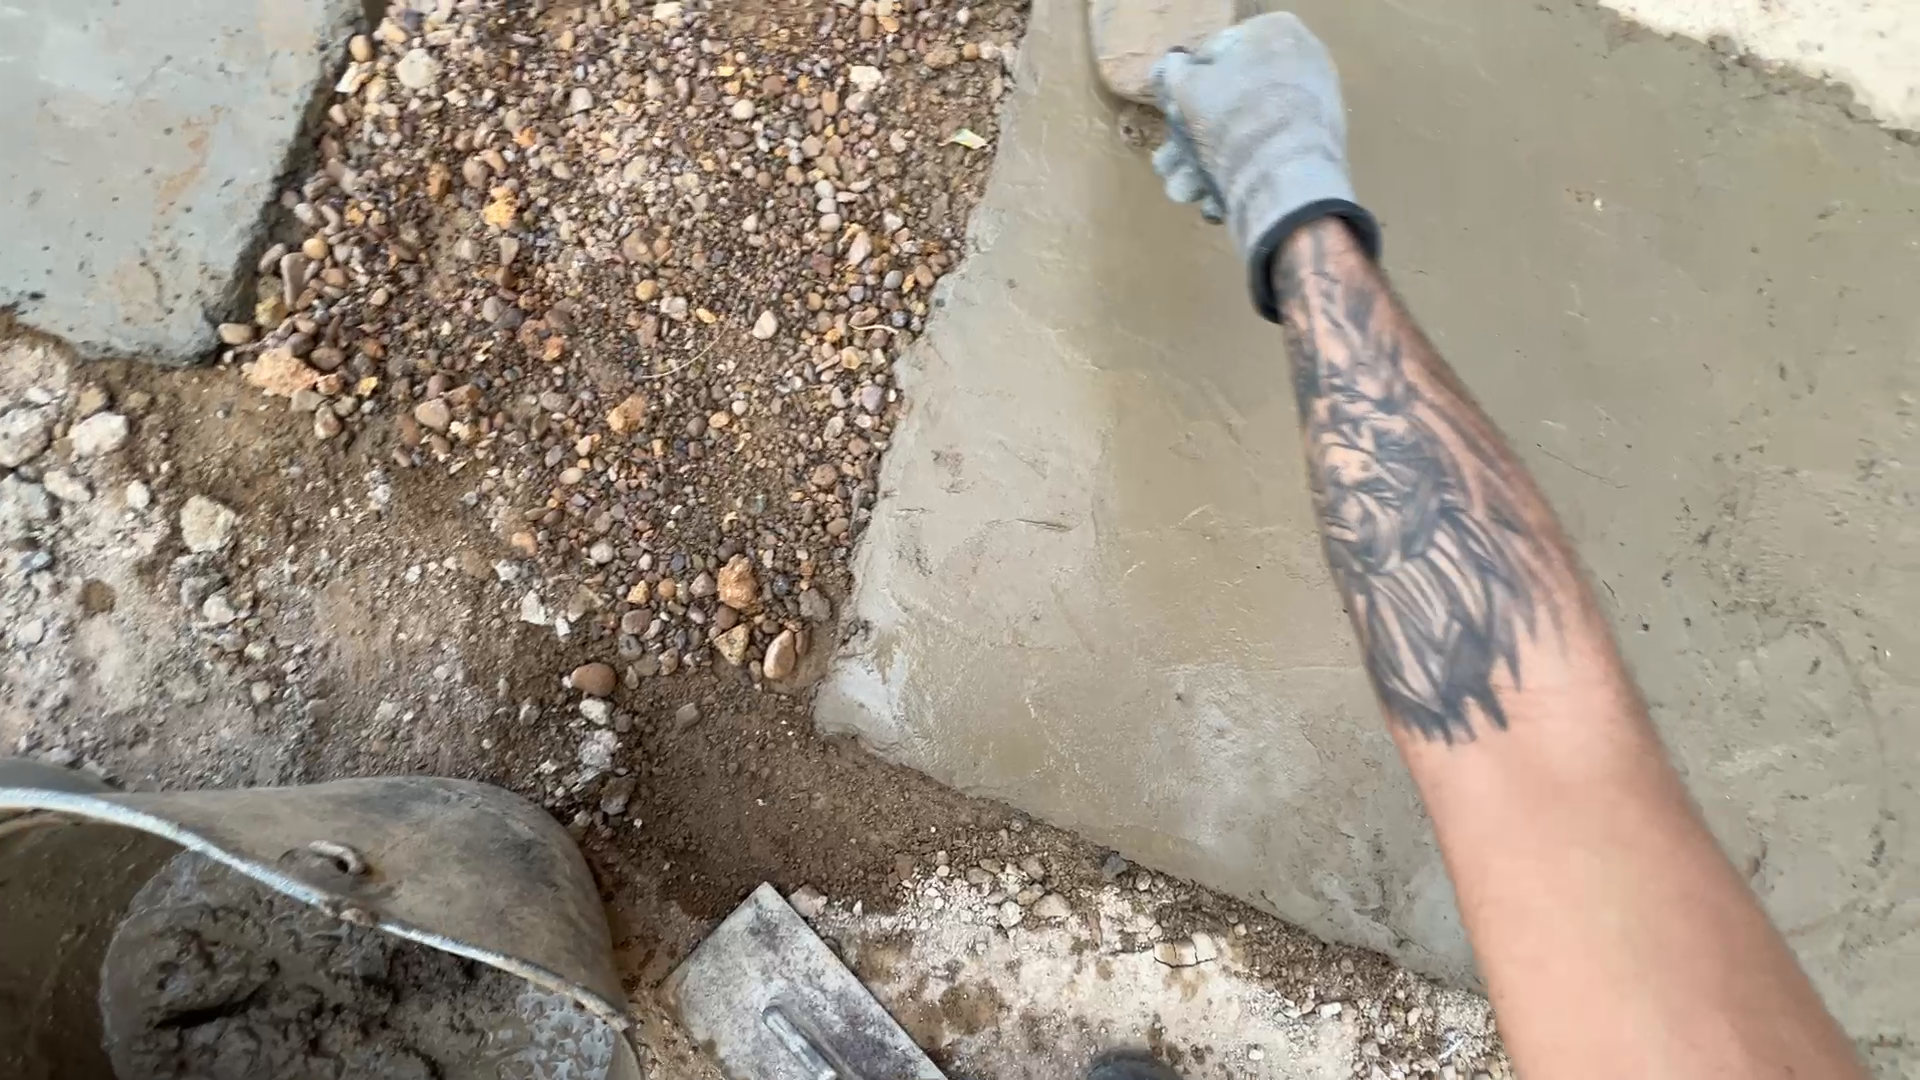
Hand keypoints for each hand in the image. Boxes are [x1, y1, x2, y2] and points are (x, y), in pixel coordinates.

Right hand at [1151, 12, 1379, 320]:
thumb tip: (1165, 68)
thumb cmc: (1242, 135)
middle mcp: (1298, 71)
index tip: (1169, 131)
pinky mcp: (1307, 160)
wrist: (1295, 200)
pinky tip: (1215, 206)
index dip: (1182, 98)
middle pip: (1221, 108)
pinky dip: (1232, 182)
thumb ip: (1174, 74)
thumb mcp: (1193, 94)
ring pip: (1234, 142)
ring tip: (1187, 197)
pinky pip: (1255, 164)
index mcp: (1279, 36)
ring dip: (1201, 170)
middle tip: (1169, 176)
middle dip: (1188, 145)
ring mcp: (1306, 116)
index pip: (1213, 58)